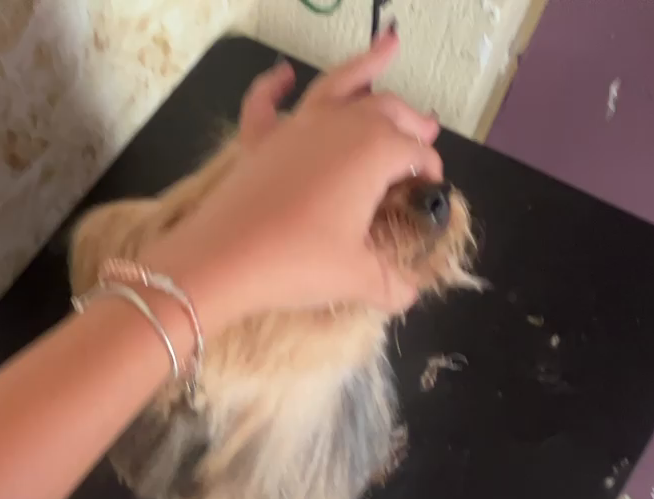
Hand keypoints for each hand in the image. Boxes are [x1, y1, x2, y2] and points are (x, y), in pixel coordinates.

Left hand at [142, 31, 443, 320]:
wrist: (225, 259)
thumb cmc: (297, 263)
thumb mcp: (354, 279)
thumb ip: (390, 284)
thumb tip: (408, 294)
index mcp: (375, 152)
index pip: (416, 153)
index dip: (428, 172)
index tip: (429, 192)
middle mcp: (341, 126)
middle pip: (387, 111)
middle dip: (411, 120)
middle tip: (425, 131)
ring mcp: (297, 127)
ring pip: (338, 86)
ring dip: (366, 66)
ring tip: (388, 48)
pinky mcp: (258, 141)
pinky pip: (265, 103)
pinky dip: (274, 85)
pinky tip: (283, 75)